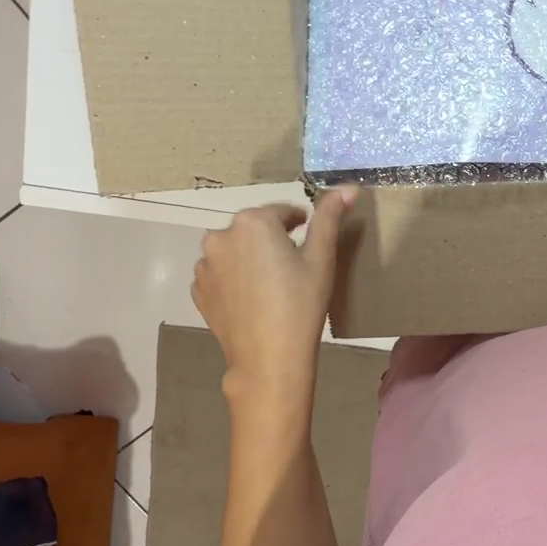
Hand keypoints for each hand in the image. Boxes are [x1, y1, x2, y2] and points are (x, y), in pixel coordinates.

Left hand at [191, 187, 355, 413]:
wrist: (268, 357)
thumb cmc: (301, 304)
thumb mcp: (321, 258)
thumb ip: (330, 218)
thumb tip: (348, 187)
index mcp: (252, 222)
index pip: (283, 212)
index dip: (301, 225)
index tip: (311, 246)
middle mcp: (220, 235)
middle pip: (255, 229)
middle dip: (273, 240)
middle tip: (295, 268)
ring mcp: (205, 264)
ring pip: (236, 250)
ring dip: (252, 258)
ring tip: (273, 286)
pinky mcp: (198, 290)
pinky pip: (221, 273)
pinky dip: (236, 278)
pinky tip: (255, 299)